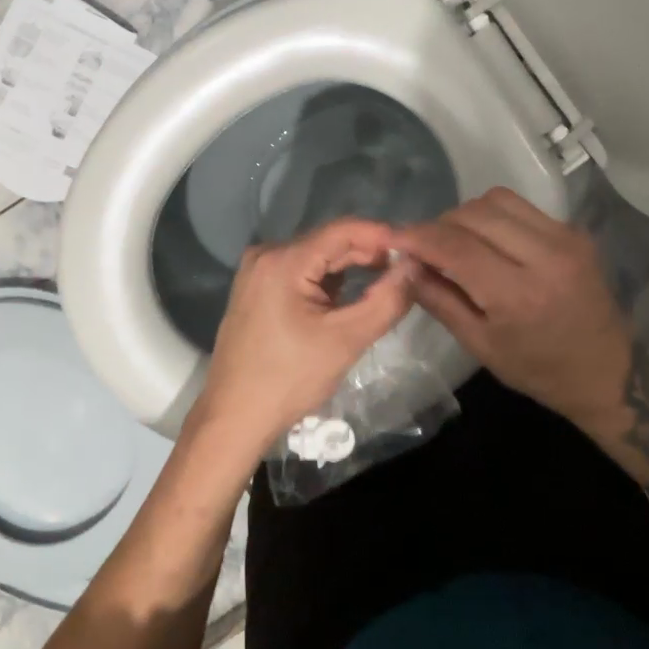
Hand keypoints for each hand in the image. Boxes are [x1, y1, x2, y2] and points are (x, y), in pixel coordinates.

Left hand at [191, 219, 417, 460]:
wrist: (233, 418)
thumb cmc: (289, 379)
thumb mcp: (346, 340)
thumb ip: (386, 300)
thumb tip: (415, 266)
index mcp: (284, 260)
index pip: (343, 230)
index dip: (382, 236)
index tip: (414, 250)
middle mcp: (266, 254)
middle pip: (328, 242)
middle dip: (368, 255)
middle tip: (405, 272)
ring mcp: (258, 271)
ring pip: (316, 258)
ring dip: (349, 269)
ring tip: (385, 285)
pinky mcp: (256, 289)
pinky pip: (301, 273)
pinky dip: (327, 282)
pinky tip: (349, 298)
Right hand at [392, 188, 632, 429]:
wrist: (608, 370)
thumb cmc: (539, 369)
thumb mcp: (481, 346)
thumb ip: (439, 300)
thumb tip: (404, 265)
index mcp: (518, 294)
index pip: (456, 246)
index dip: (417, 236)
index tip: (391, 237)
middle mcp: (545, 255)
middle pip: (474, 213)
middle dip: (440, 224)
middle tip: (425, 247)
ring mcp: (565, 238)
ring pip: (497, 200)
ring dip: (467, 215)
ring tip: (457, 241)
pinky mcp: (574, 231)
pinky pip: (521, 207)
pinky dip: (495, 218)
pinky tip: (490, 242)